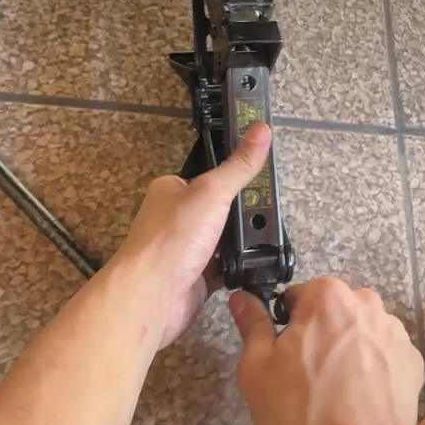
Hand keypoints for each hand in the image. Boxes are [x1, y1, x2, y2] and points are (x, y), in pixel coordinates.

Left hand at [102, 123, 271, 349]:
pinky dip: (240, 266)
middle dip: (242, 214)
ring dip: (242, 241)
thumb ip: (240, 165)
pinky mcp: (195, 277)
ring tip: (271, 237)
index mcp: (171, 189)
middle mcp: (175, 218)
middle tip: (270, 213)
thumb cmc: (174, 236)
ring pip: (223, 239)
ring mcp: (185, 249)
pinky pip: (225, 267)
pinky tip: (258, 262)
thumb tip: (263, 128)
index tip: (263, 180)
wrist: (152, 296)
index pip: (208, 176)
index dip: (234, 177)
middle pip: (219, 209)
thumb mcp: (212, 191)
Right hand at [231, 278, 424, 424]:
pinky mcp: (413, 360)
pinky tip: (361, 400)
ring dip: (348, 348)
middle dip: (319, 334)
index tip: (286, 356)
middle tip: (307, 377)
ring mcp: (394, 331)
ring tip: (337, 393)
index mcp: (328, 296)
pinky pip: (383, 354)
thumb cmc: (302, 416)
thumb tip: (242, 297)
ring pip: (359, 331)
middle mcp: (366, 302)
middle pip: (332, 310)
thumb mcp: (258, 371)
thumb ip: (252, 325)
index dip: (287, 325)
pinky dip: (372, 368)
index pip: (298, 296)